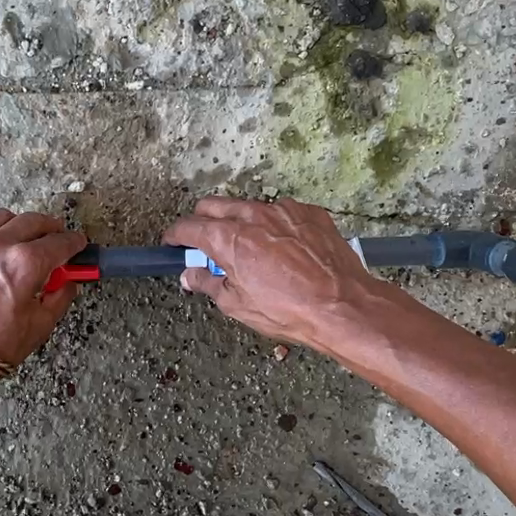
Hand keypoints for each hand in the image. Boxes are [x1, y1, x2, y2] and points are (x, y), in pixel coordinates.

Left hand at [0, 210, 87, 368]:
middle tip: (56, 238)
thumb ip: (61, 295)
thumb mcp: (40, 325)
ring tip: (25, 238)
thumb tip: (66, 281)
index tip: (77, 244)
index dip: (74, 243)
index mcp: (24, 263)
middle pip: (32, 221)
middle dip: (50, 227)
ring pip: (0, 218)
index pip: (59, 242)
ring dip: (19, 224)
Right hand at [163, 197, 431, 356]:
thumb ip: (208, 284)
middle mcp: (253, 216)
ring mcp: (283, 210)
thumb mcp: (236, 304)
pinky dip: (274, 226)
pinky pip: (282, 212)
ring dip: (240, 222)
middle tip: (205, 243)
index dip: (176, 235)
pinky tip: (283, 249)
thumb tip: (192, 277)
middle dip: (202, 221)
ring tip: (250, 249)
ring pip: (249, 207)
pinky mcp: (309, 213)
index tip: (173, 242)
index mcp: (228, 238)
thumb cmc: (288, 310)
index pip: (188, 226)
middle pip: (213, 206)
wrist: (342, 306)